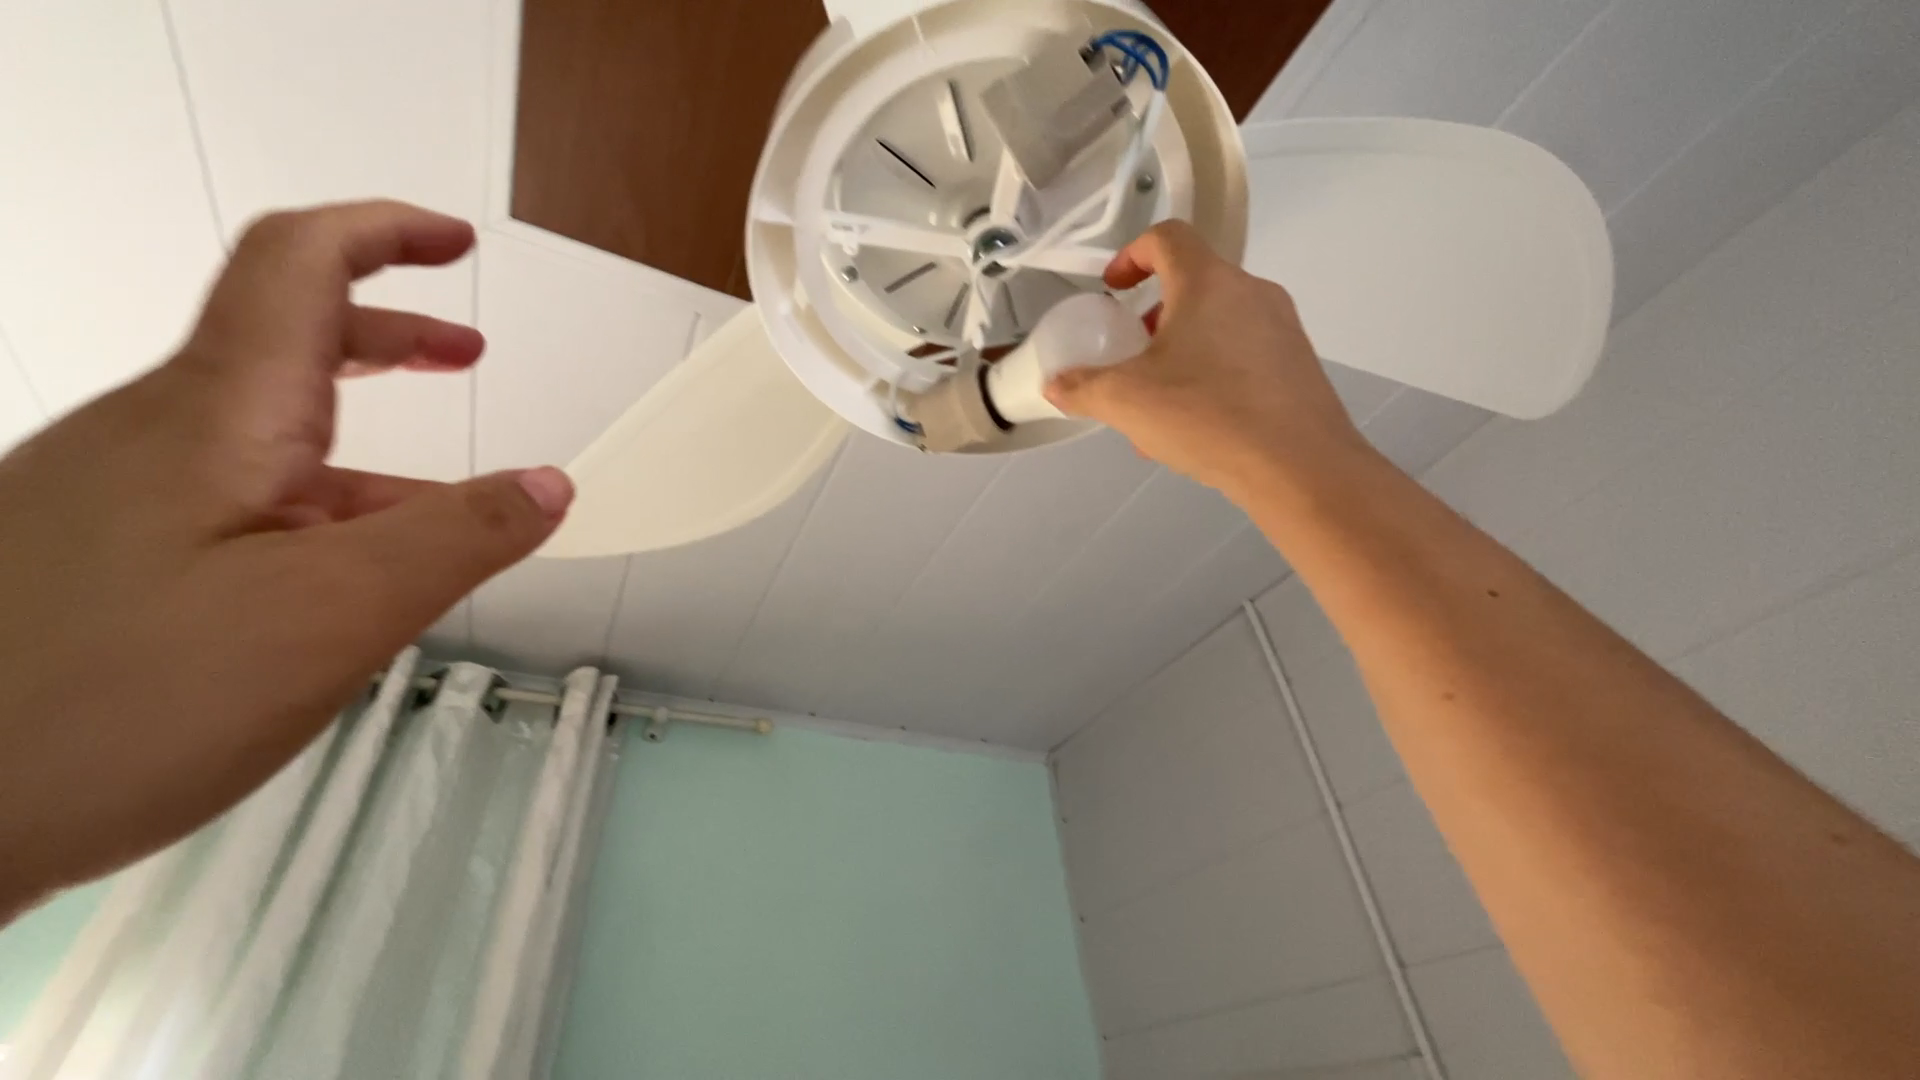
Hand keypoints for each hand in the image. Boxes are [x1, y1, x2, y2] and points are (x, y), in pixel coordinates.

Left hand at [0, 200, 571, 917]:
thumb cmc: (124, 700)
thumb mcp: (337, 612)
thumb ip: (461, 538)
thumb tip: (554, 485)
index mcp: (218, 415)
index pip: (298, 264)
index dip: (385, 233)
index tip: (462, 242)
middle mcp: (160, 433)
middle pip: (285, 338)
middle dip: (393, 334)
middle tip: (473, 353)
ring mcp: (119, 495)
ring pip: (267, 435)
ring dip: (368, 442)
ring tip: (450, 501)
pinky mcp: (103, 558)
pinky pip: (237, 500)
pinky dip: (324, 506)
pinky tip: (355, 574)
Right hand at [1044, 220, 1376, 499]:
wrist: (1299, 466)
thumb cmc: (1206, 415)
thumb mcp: (1126, 402)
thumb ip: (1083, 388)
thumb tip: (1055, 386)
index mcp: (1208, 283)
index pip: (1168, 237)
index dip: (1132, 254)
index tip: (1113, 289)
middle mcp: (1251, 292)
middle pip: (1194, 284)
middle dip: (1154, 315)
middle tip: (1131, 353)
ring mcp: (1282, 328)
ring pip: (1219, 324)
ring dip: (1182, 349)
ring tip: (1159, 401)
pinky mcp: (1298, 365)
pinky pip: (1243, 355)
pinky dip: (1212, 373)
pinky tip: (1197, 425)